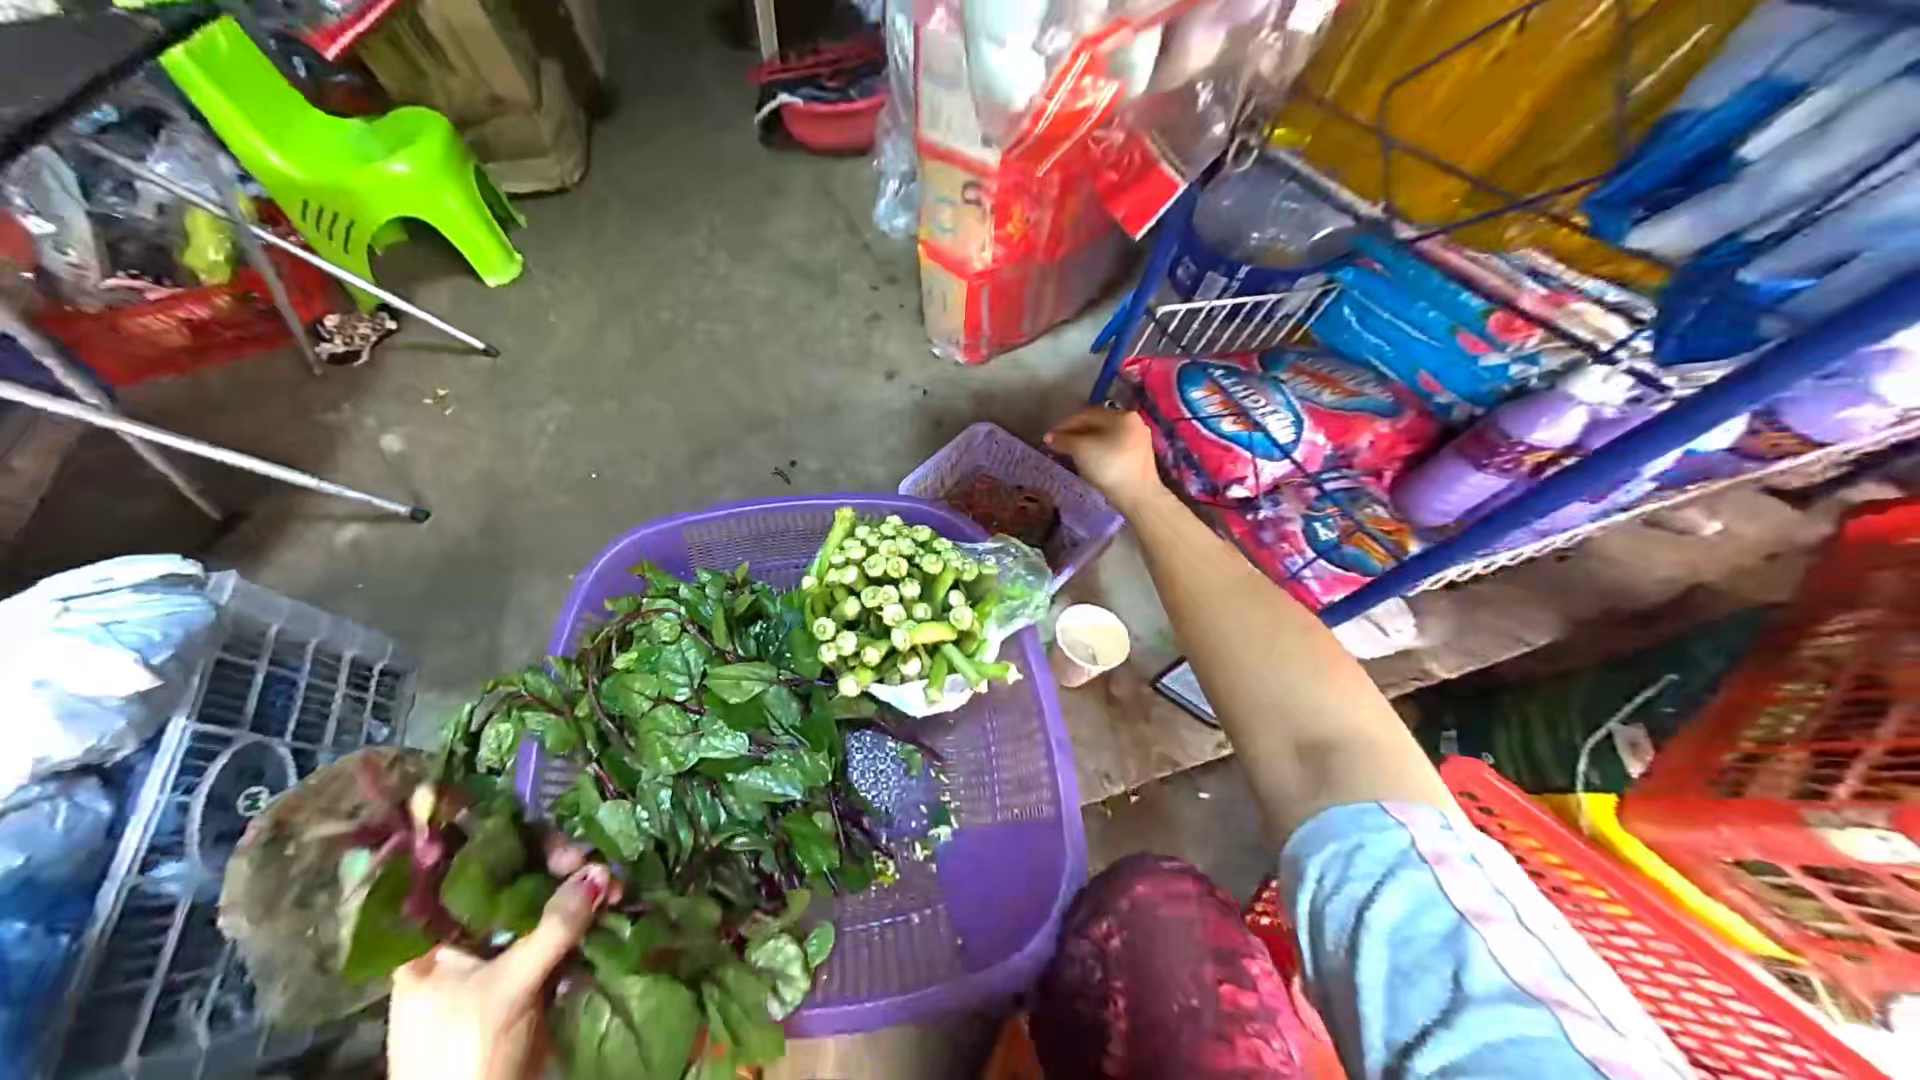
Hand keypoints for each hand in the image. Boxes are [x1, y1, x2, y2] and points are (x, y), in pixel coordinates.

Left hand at [387, 862, 613, 1079]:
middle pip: (519, 882)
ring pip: (546, 906)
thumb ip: (554, 927)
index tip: (566, 849)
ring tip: (617, 889)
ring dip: (584, 892)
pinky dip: (589, 918)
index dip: (522, 849)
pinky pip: (563, 933)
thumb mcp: (506, 987)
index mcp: (436, 937)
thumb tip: (602, 869)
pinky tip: (615, 905)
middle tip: (599, 866)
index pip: (479, 868)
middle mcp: (467, 938)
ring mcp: (501, 957)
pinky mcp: (531, 976)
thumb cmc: (461, 1056)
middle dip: (564, 869)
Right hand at [1045, 407, 1164, 514]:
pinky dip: (1099, 451)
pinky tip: (1090, 460)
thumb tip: (1049, 438)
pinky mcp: (1140, 457)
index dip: (1065, 425)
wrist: (1138, 495)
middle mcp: (1133, 422)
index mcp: (1122, 415)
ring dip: (1087, 443)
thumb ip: (1063, 440)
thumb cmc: (1109, 467)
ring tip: (1072, 453)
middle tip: (1059, 445)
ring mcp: (1139, 440)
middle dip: (1076, 434)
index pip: (1087, 415)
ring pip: (1106, 437)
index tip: (1050, 437)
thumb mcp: (1081, 450)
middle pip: (1098, 424)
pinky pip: (1114, 448)